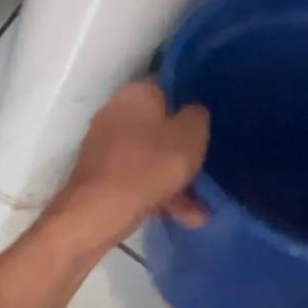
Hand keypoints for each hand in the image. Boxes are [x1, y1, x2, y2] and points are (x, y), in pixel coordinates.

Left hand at [44, 79, 208, 250]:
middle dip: (182, 152)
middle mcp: (113, 114)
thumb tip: (191, 113)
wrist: (101, 210)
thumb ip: (197, 116)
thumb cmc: (150, 163)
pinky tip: (185, 218)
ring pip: (149, 159)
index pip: (166, 88)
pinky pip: (137, 181)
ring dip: (175, 182)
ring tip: (201, 210)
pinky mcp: (100, 177)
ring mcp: (104, 147)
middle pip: (157, 128)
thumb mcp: (191, 134)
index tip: (207, 125)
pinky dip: (159, 196)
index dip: (189, 105)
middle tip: (204, 168)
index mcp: (134, 94)